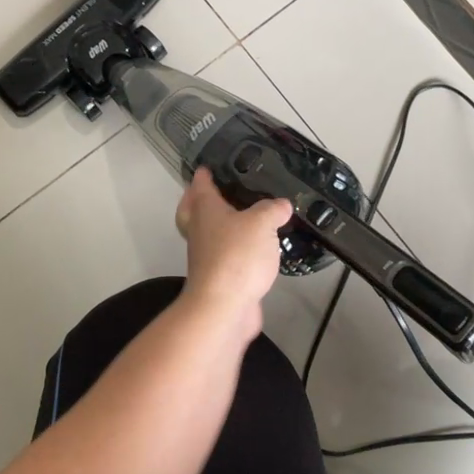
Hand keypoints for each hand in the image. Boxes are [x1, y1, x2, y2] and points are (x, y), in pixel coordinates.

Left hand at [174, 168, 291, 324]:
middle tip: (213, 193)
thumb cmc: (237, 255)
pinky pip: (223, 255)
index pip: (200, 185)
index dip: (204, 174)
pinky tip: (252, 250)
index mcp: (205, 210)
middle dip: (198, 200)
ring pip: (207, 233)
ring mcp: (205, 255)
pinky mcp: (217, 276)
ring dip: (217, 225)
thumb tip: (281, 205)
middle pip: (192, 210)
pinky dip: (232, 249)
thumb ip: (272, 210)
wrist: (223, 306)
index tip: (207, 167)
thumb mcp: (262, 223)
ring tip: (241, 219)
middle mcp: (199, 230)